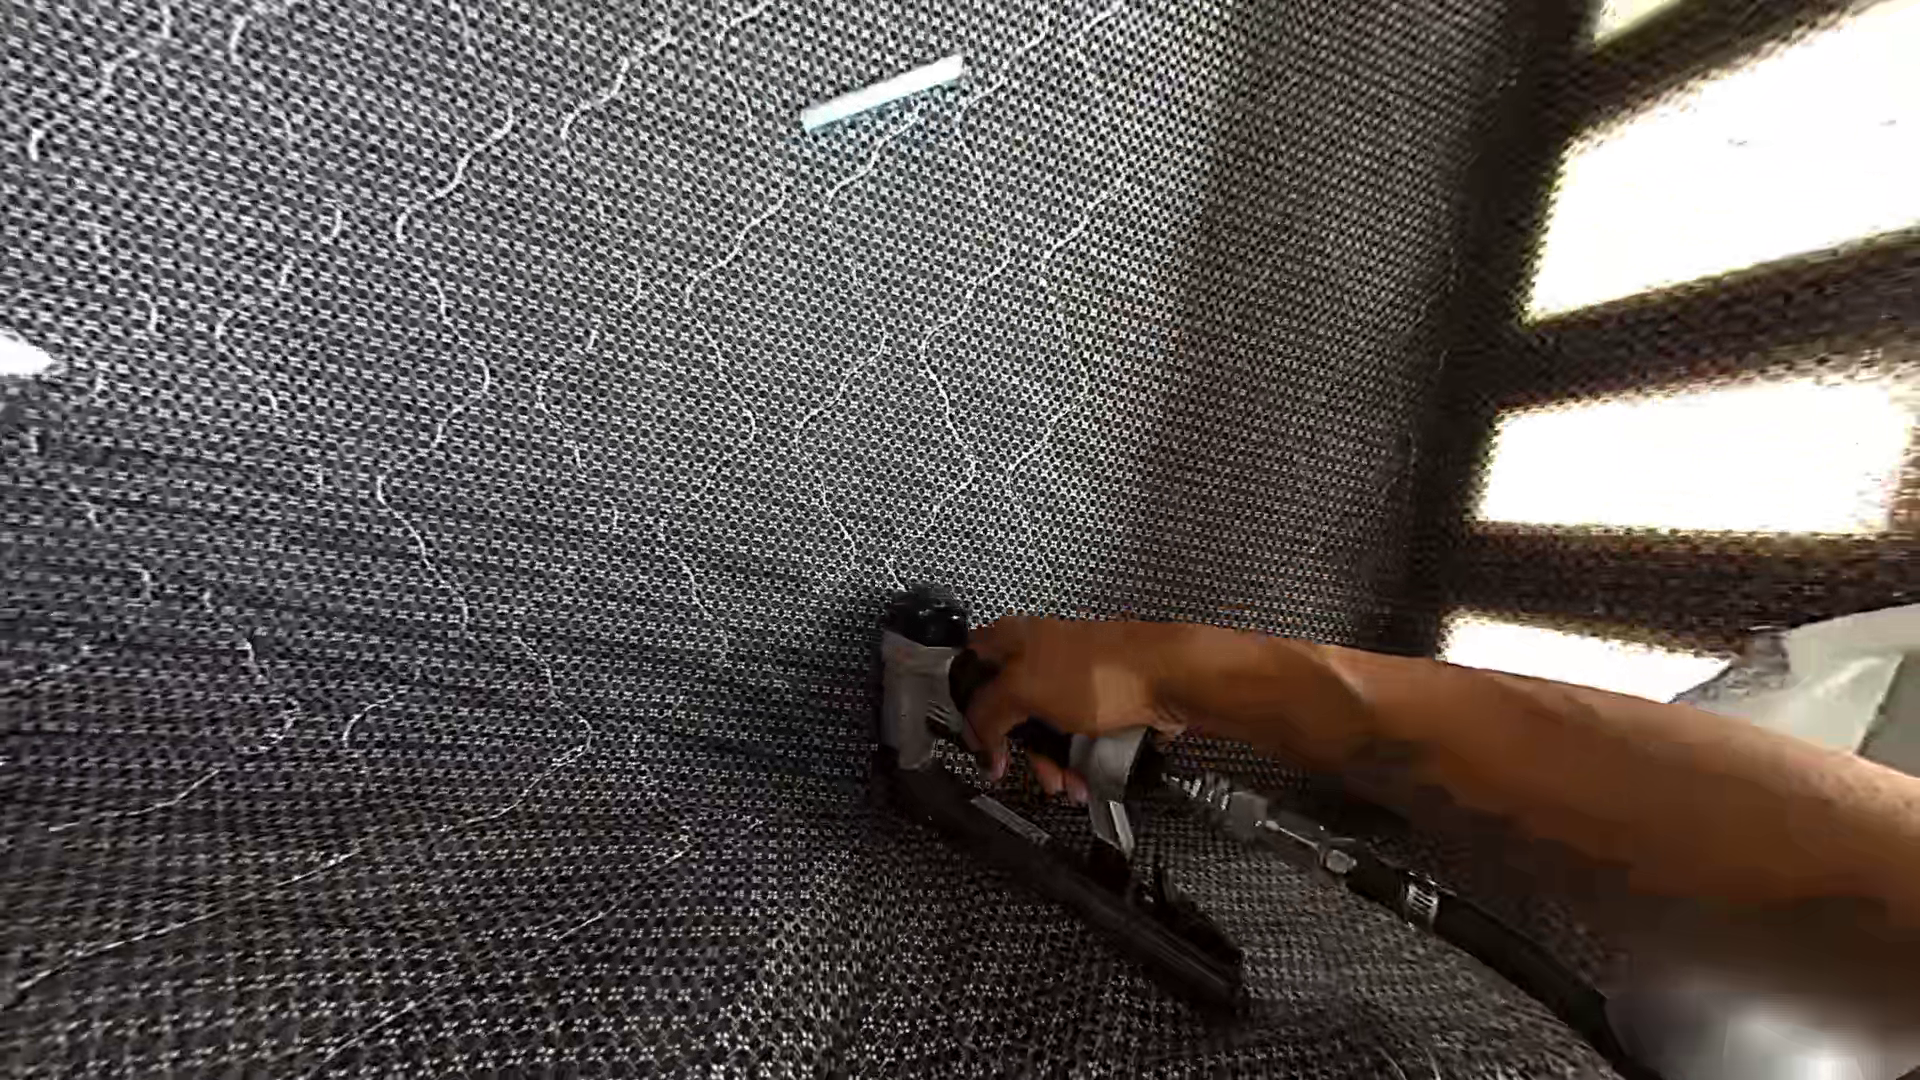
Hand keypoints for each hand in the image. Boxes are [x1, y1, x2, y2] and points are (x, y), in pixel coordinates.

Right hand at [962, 617, 1193, 801]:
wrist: (1167, 678)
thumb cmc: (1103, 672)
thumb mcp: (1023, 690)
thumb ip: (987, 711)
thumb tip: (975, 733)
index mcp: (1010, 639)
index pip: (969, 672)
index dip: (967, 708)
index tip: (974, 740)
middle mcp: (1035, 653)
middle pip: (1006, 705)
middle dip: (1013, 745)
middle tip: (1012, 767)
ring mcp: (1066, 676)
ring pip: (1040, 725)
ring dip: (1047, 760)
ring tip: (1062, 781)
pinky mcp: (1093, 697)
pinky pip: (1071, 734)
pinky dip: (1073, 758)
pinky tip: (1081, 776)